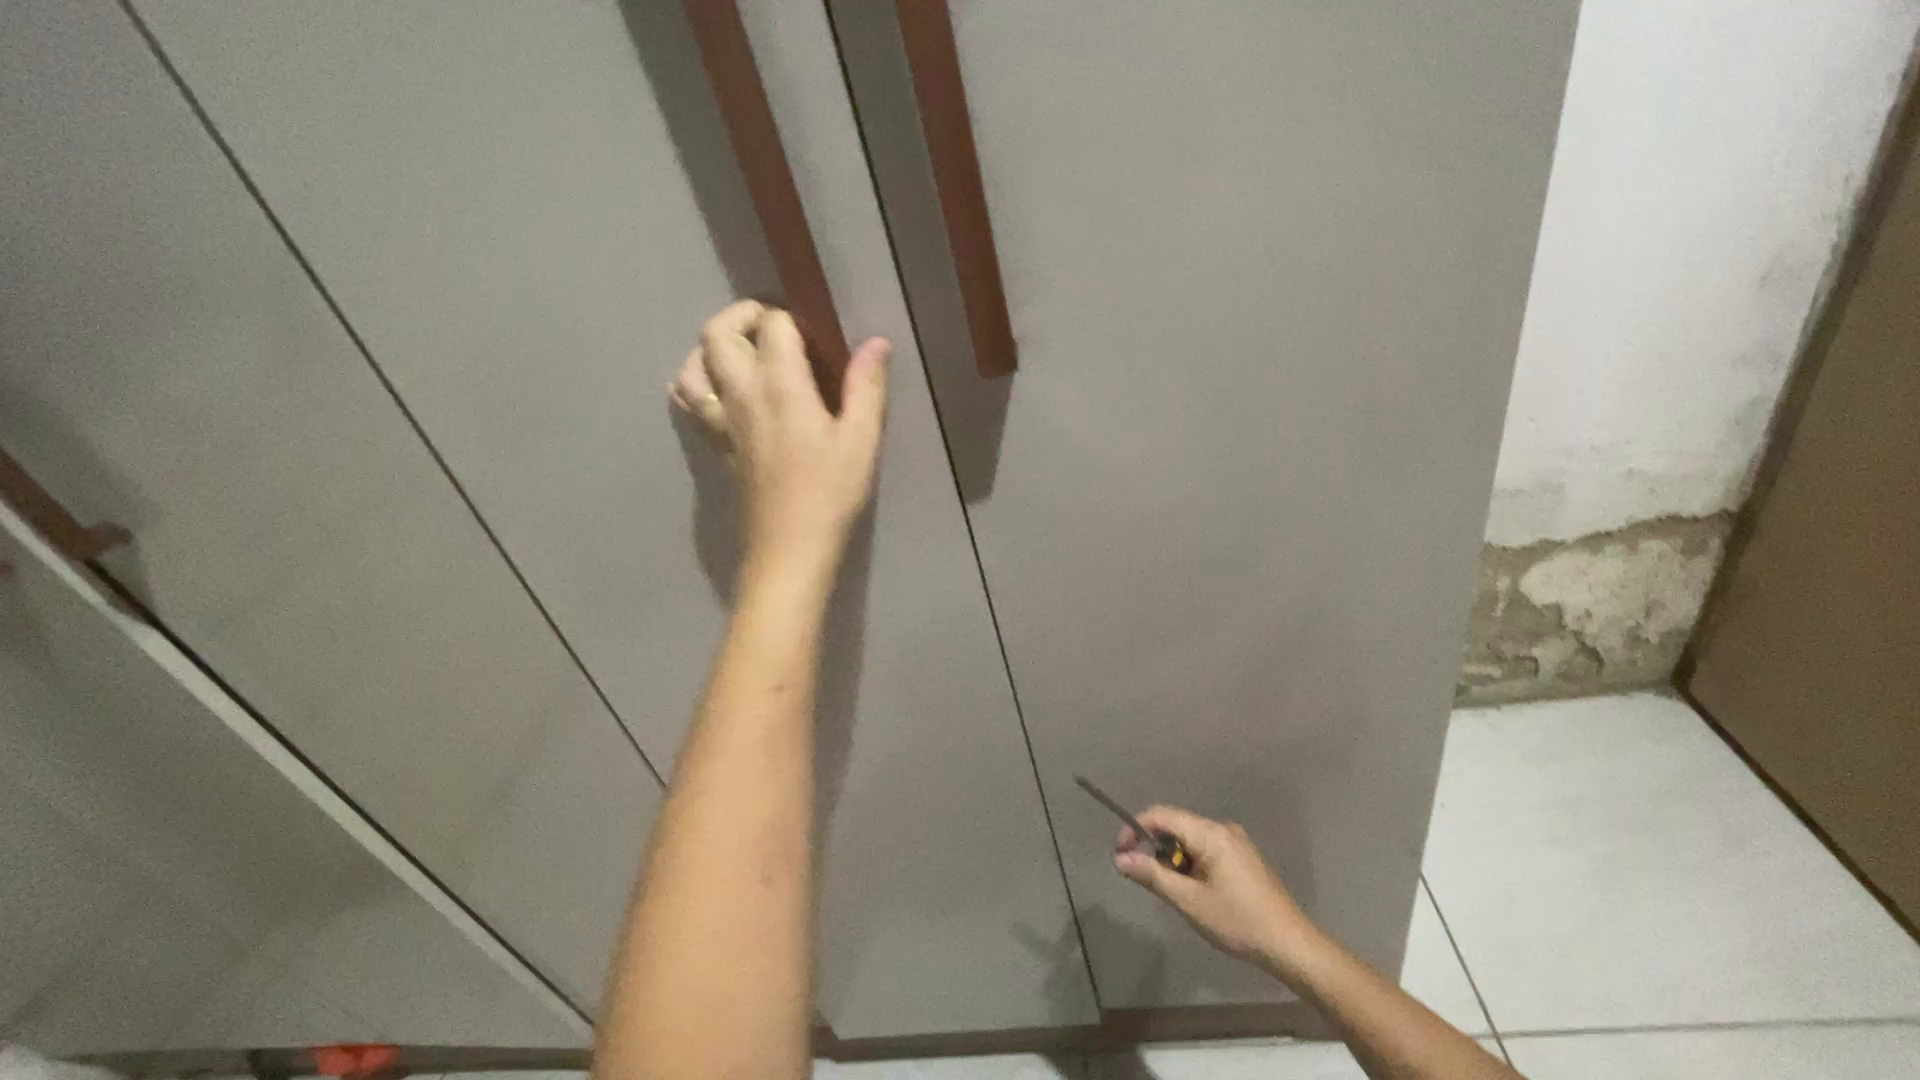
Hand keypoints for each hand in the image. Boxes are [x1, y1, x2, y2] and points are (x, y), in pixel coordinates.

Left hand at [670, 300, 889, 568]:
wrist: (789, 548)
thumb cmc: (831, 494)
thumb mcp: (861, 440)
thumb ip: (866, 387)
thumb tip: (876, 343)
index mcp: (780, 384)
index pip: (773, 325)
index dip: (792, 319)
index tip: (815, 335)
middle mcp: (741, 393)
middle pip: (717, 334)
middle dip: (742, 317)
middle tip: (774, 327)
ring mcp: (722, 420)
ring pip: (694, 364)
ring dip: (713, 347)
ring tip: (743, 353)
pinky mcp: (716, 444)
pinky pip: (690, 401)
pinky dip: (696, 382)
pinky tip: (717, 388)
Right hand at [1115, 806, 1320, 975]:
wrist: (1290, 945)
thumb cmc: (1237, 921)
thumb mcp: (1188, 901)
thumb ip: (1152, 875)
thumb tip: (1120, 858)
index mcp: (1210, 834)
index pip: (1161, 815)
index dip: (1135, 829)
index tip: (1120, 854)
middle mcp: (1223, 830)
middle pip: (1176, 826)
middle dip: (1153, 848)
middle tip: (1142, 878)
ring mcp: (1236, 843)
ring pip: (1190, 839)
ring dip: (1172, 859)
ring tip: (1170, 891)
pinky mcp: (1243, 858)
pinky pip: (1206, 849)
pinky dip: (1190, 864)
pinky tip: (1193, 891)